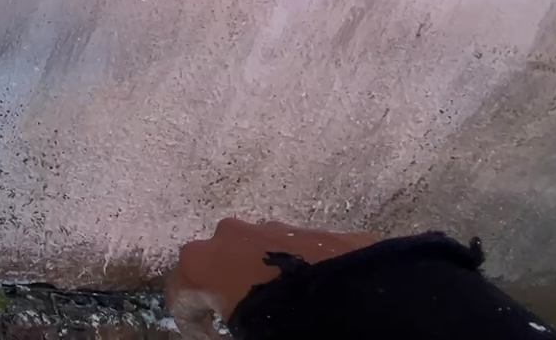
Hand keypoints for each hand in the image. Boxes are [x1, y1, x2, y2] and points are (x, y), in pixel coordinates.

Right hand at [166, 219, 379, 337]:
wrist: (376, 309)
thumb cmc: (294, 330)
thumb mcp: (250, 339)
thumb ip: (230, 333)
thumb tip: (229, 330)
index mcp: (203, 263)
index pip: (179, 294)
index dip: (192, 324)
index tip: (212, 338)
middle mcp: (228, 236)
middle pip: (216, 266)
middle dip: (229, 293)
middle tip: (251, 325)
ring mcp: (272, 227)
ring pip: (257, 254)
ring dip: (266, 280)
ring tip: (294, 313)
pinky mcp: (315, 230)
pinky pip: (295, 254)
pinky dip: (299, 274)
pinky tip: (324, 302)